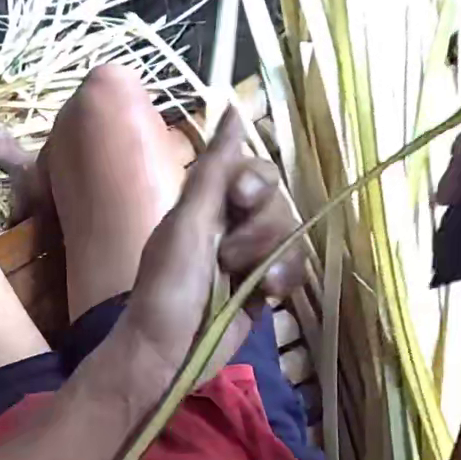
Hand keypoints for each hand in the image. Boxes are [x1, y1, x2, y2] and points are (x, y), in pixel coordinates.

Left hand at [110, 107, 302, 400]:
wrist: (169, 352)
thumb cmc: (169, 284)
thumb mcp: (188, 222)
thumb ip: (215, 168)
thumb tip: (233, 107)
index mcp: (208, 204)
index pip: (255, 173)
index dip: (256, 184)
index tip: (242, 199)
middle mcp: (231, 225)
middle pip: (277, 205)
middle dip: (260, 231)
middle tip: (230, 257)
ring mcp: (249, 258)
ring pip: (289, 237)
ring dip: (272, 258)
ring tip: (251, 282)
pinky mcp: (262, 289)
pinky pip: (291, 270)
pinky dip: (283, 280)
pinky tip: (268, 295)